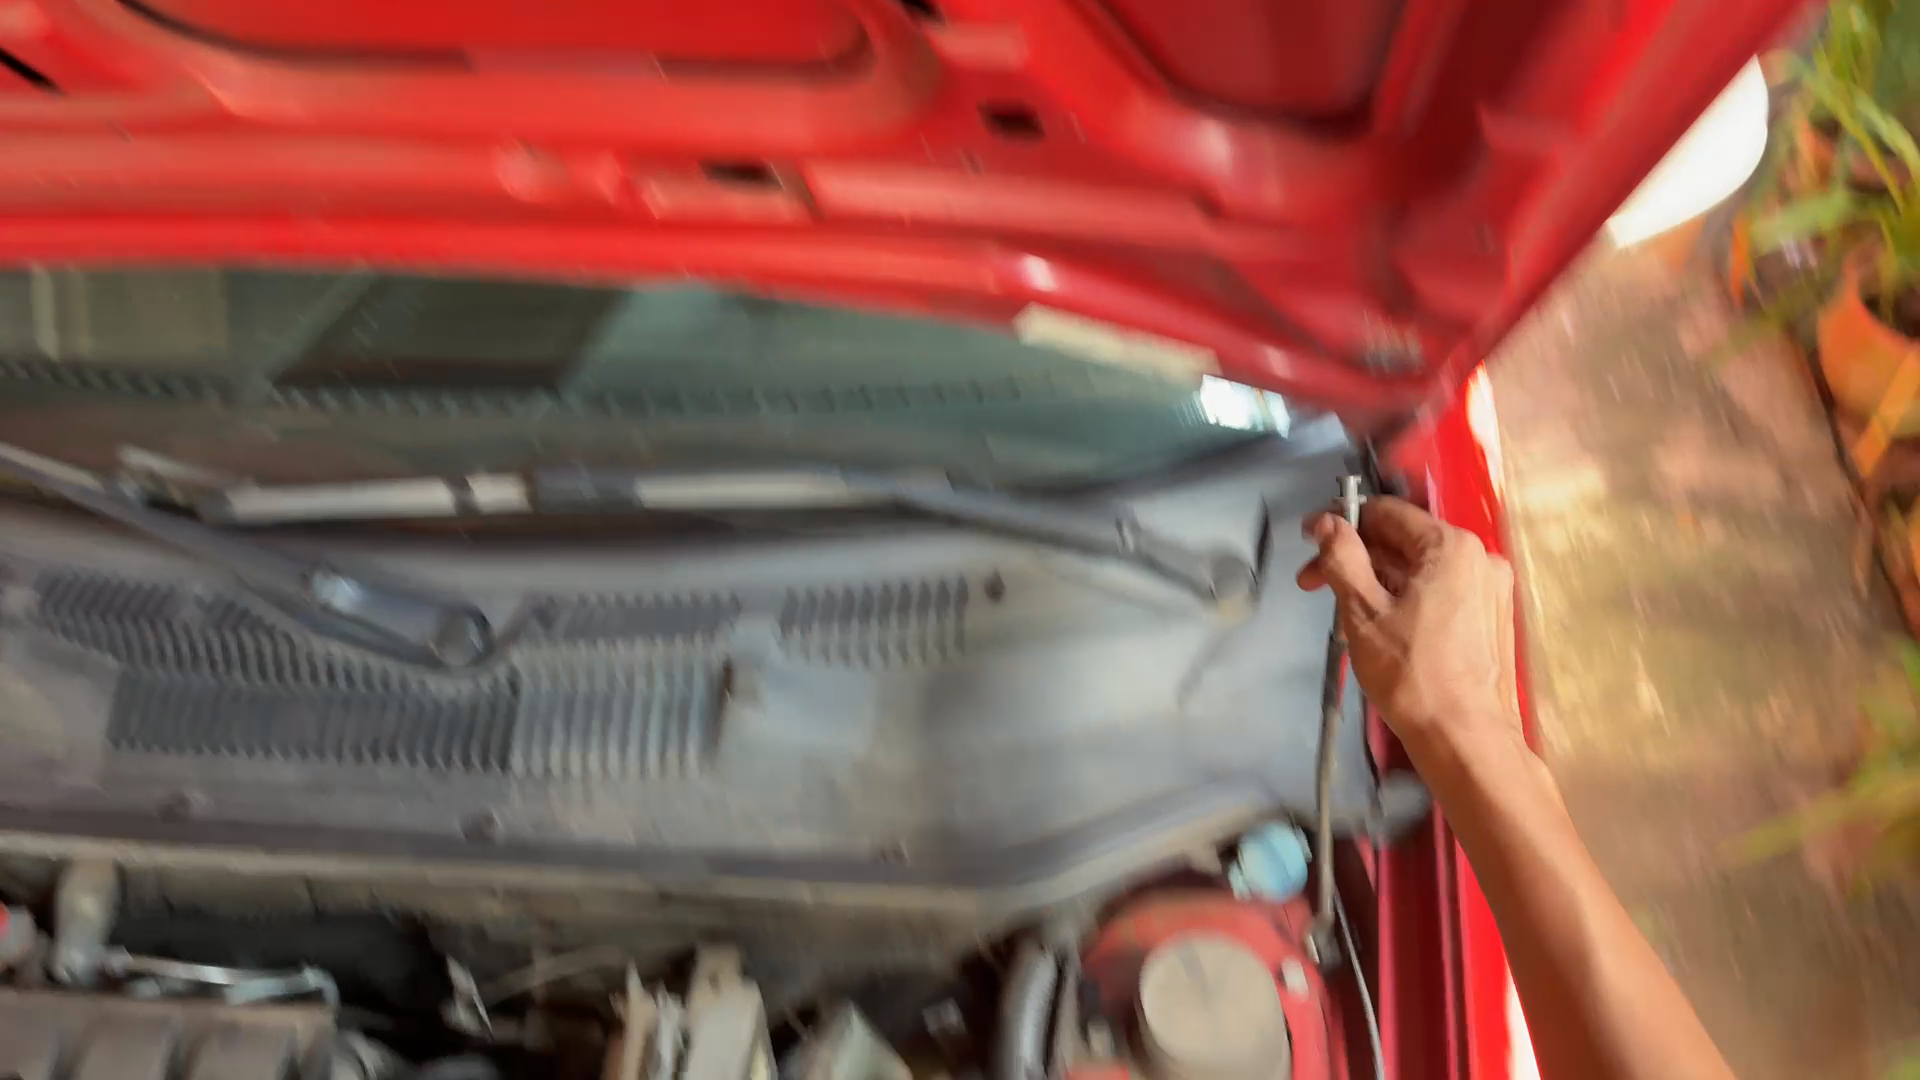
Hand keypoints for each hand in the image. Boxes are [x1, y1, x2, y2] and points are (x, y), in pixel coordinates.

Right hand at [1296, 496, 1519, 752]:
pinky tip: (1373, 625)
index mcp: (1451, 547)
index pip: (1386, 512)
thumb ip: (1340, 556)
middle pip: (1400, 540)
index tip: (1308, 542)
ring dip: (1371, 580)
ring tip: (1341, 612)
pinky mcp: (1487, 617)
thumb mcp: (1361, 609)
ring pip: (1414, 568)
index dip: (1340, 522)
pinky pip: (1433, 590)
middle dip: (1352, 558)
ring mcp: (1488, 589)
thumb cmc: (1410, 671)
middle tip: (1313, 584)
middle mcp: (1478, 559)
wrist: (1463, 737)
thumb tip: (1325, 522)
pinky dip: (1398, 598)